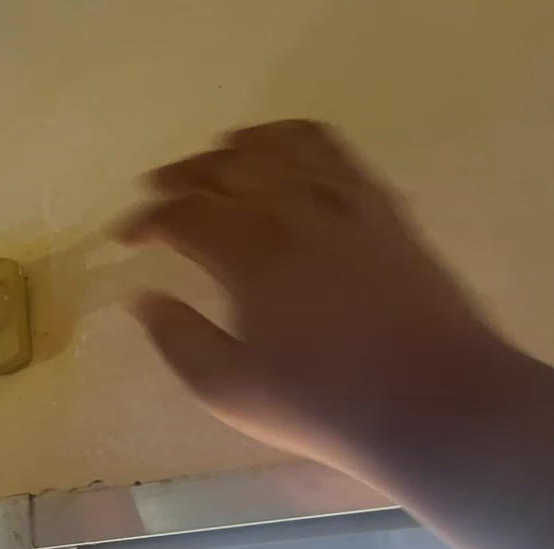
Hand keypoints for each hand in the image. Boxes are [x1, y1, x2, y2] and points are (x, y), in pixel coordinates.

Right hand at [119, 120, 527, 473]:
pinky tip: (284, 152)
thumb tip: (142, 297)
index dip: (146, 219)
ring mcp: (348, 204)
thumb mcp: (225, 387)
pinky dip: (295, 139)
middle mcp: (298, 212)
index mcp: (253, 256)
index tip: (121, 236)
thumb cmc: (318, 404)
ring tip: (212, 158)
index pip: (186, 215)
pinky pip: (334, 151)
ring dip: (236, 148)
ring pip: (283, 146)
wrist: (431, 403)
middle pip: (229, 169)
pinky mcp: (384, 210)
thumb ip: (176, 337)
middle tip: (152, 191)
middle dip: (182, 176)